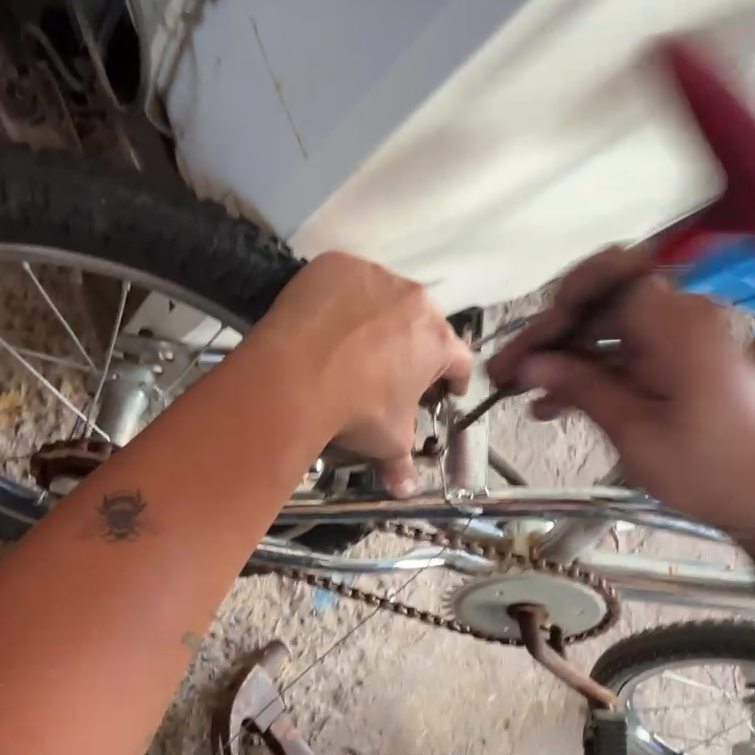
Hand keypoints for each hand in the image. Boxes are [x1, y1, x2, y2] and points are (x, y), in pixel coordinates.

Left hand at [250, 251, 473, 495]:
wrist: (294, 376)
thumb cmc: (354, 410)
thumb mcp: (385, 441)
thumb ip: (401, 462)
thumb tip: (405, 490)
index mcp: (438, 342)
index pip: (460, 359)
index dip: (455, 378)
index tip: (448, 389)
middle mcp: (415, 300)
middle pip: (423, 323)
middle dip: (414, 345)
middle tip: (394, 368)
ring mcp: (376, 276)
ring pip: (385, 297)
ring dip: (378, 317)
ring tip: (355, 343)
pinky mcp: (338, 264)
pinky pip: (347, 281)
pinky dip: (341, 298)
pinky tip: (326, 321)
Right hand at [487, 247, 754, 527]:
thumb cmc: (708, 468)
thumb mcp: (634, 431)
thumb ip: (580, 387)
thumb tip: (529, 364)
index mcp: (674, 321)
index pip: (600, 285)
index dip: (553, 313)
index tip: (520, 351)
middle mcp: (680, 315)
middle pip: (599, 304)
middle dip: (549, 336)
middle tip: (505, 373)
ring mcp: (682, 337)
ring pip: (606, 331)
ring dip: (564, 358)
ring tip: (520, 395)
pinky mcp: (682, 360)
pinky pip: (626, 352)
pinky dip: (593, 372)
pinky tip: (554, 404)